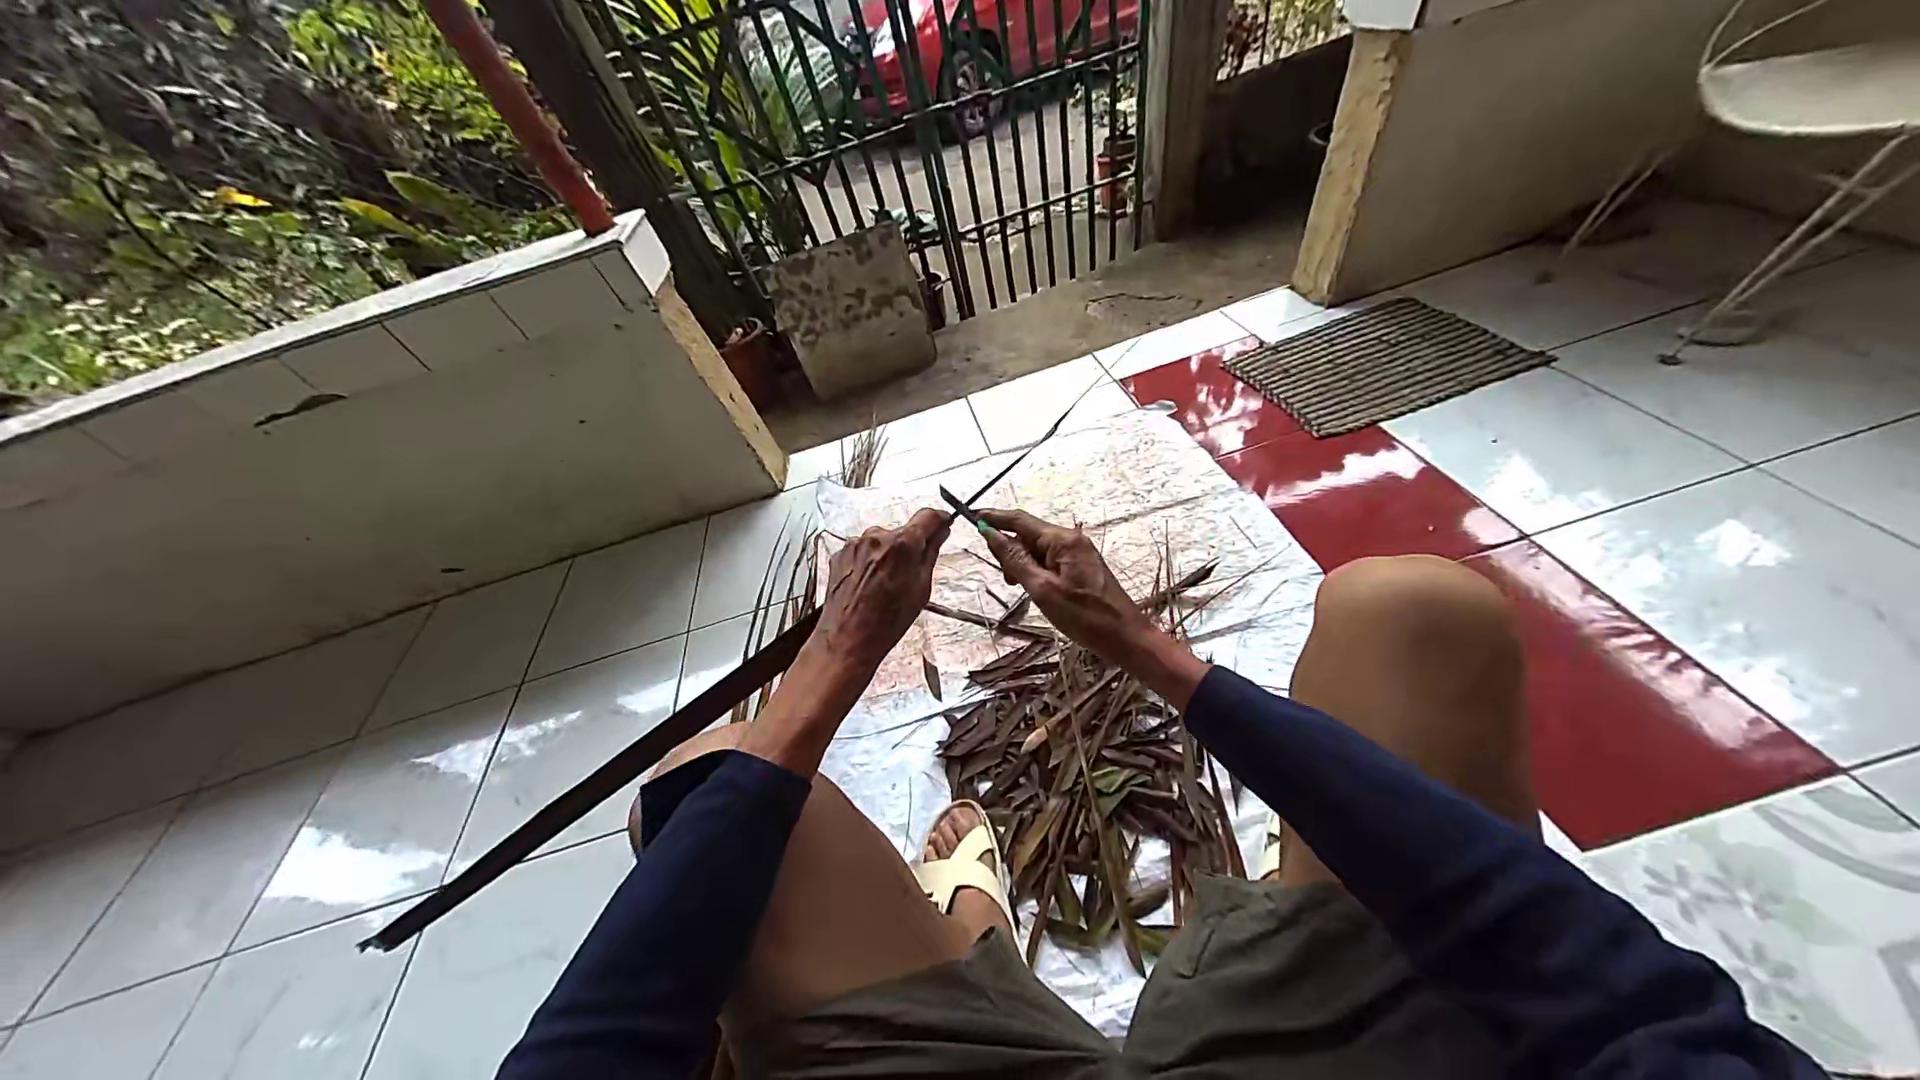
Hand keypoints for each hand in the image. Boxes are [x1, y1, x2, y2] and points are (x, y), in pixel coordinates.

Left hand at [807, 508, 950, 679]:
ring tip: (887, 585)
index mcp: (902, 544)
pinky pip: (863, 550)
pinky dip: (870, 562)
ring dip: (888, 555)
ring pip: (882, 541)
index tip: (942, 524)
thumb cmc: (885, 622)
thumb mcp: (921, 588)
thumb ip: (931, 553)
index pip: (928, 516)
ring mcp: (856, 545)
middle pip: (903, 531)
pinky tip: (871, 585)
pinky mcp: (841, 554)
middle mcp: (877, 537)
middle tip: (912, 572)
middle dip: (910, 546)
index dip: (939, 520)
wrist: (848, 638)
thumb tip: (940, 533)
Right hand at [975, 509, 1209, 708]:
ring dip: (1022, 565)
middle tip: (1008, 580)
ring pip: (1037, 550)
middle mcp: (1071, 540)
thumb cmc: (1084, 616)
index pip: (1020, 520)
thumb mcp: (1042, 589)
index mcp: (1062, 540)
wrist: (1126, 637)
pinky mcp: (1080, 567)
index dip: (994, 518)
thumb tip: (990, 533)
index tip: (970, 517)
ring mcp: (1077, 553)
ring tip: (1022, 590)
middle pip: (1028, 535)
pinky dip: (1036, 572)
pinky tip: (1036, 591)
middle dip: (1010, 551)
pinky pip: (1049, 561)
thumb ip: (1014, 559)